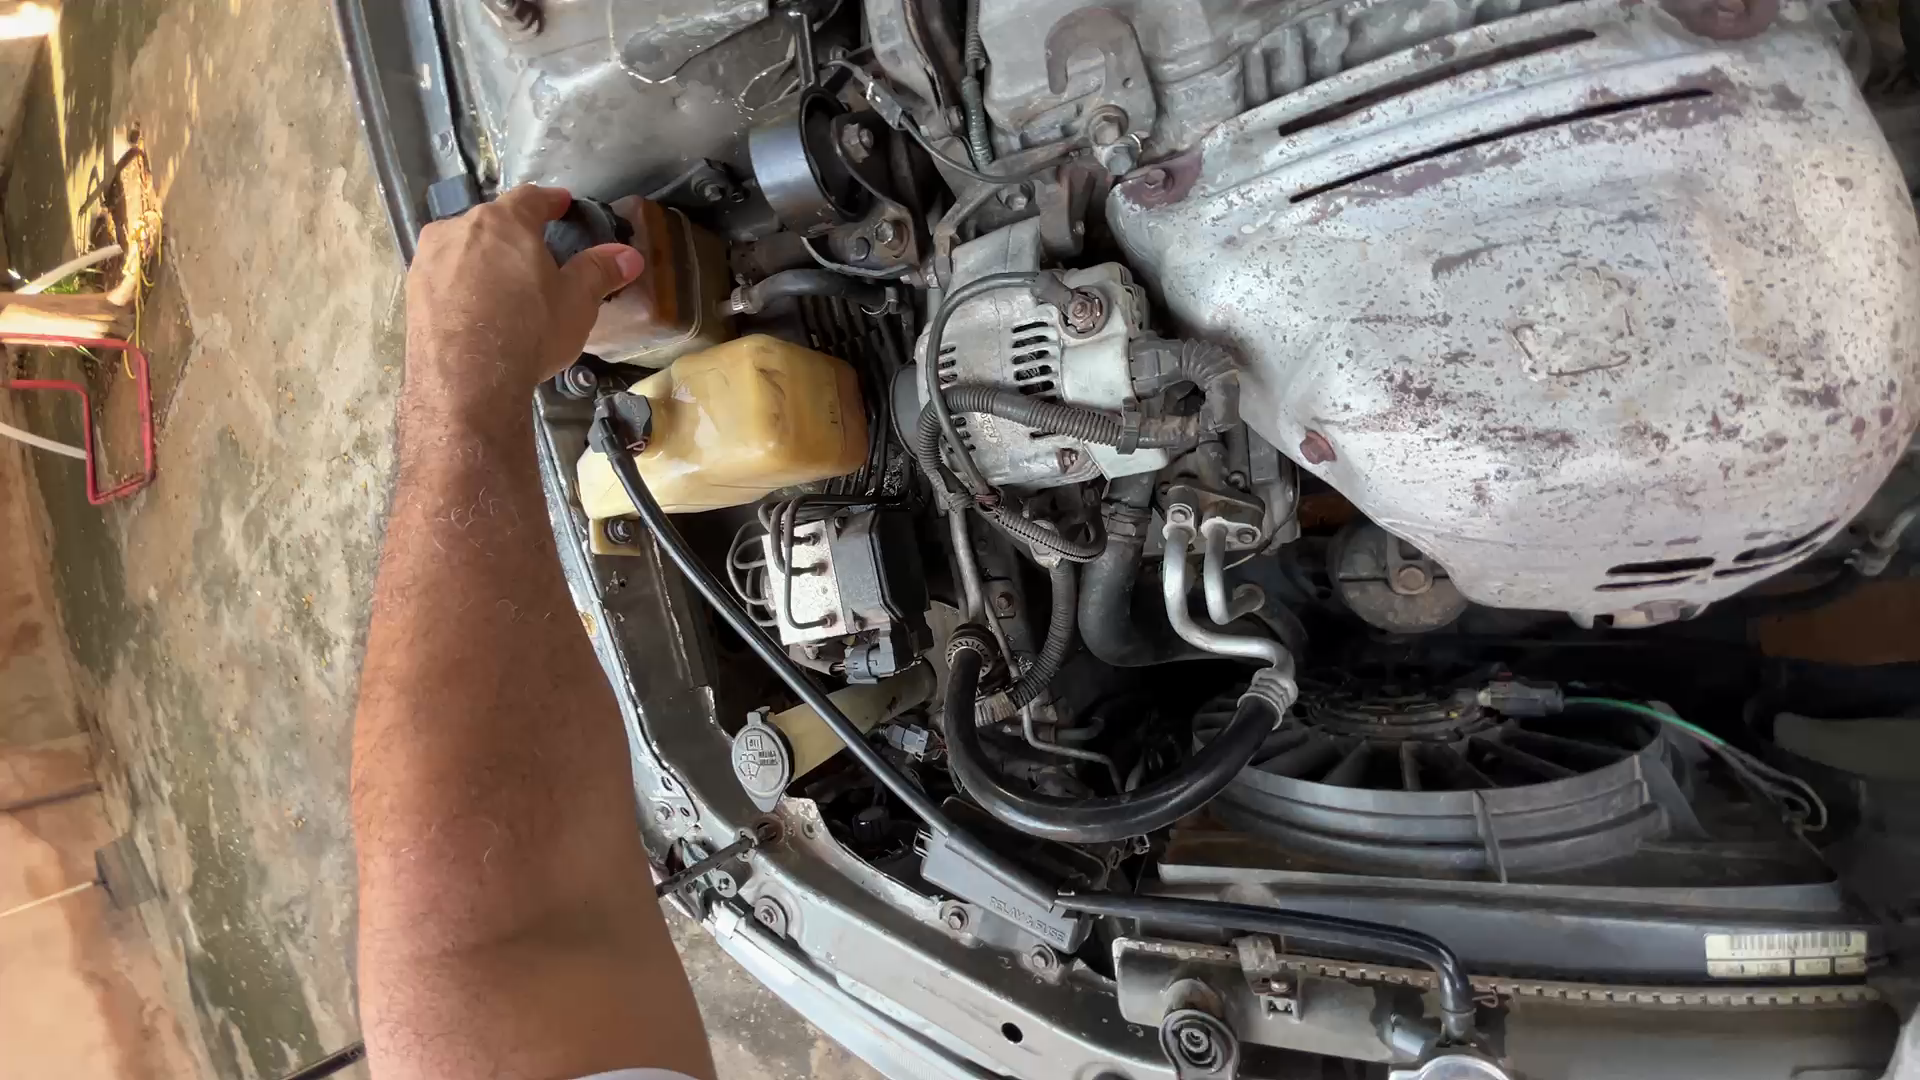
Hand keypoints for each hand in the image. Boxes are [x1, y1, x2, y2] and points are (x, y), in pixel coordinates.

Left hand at [403, 184, 642, 422]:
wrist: (469, 377)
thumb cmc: (531, 329)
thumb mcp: (578, 302)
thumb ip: (599, 272)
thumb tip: (629, 255)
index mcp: (505, 224)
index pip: (530, 198)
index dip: (550, 201)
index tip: (562, 204)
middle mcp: (459, 229)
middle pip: (492, 223)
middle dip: (516, 235)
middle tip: (536, 256)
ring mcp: (429, 258)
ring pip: (464, 248)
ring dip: (486, 260)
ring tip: (506, 288)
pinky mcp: (413, 290)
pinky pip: (446, 277)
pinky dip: (465, 286)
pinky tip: (480, 312)